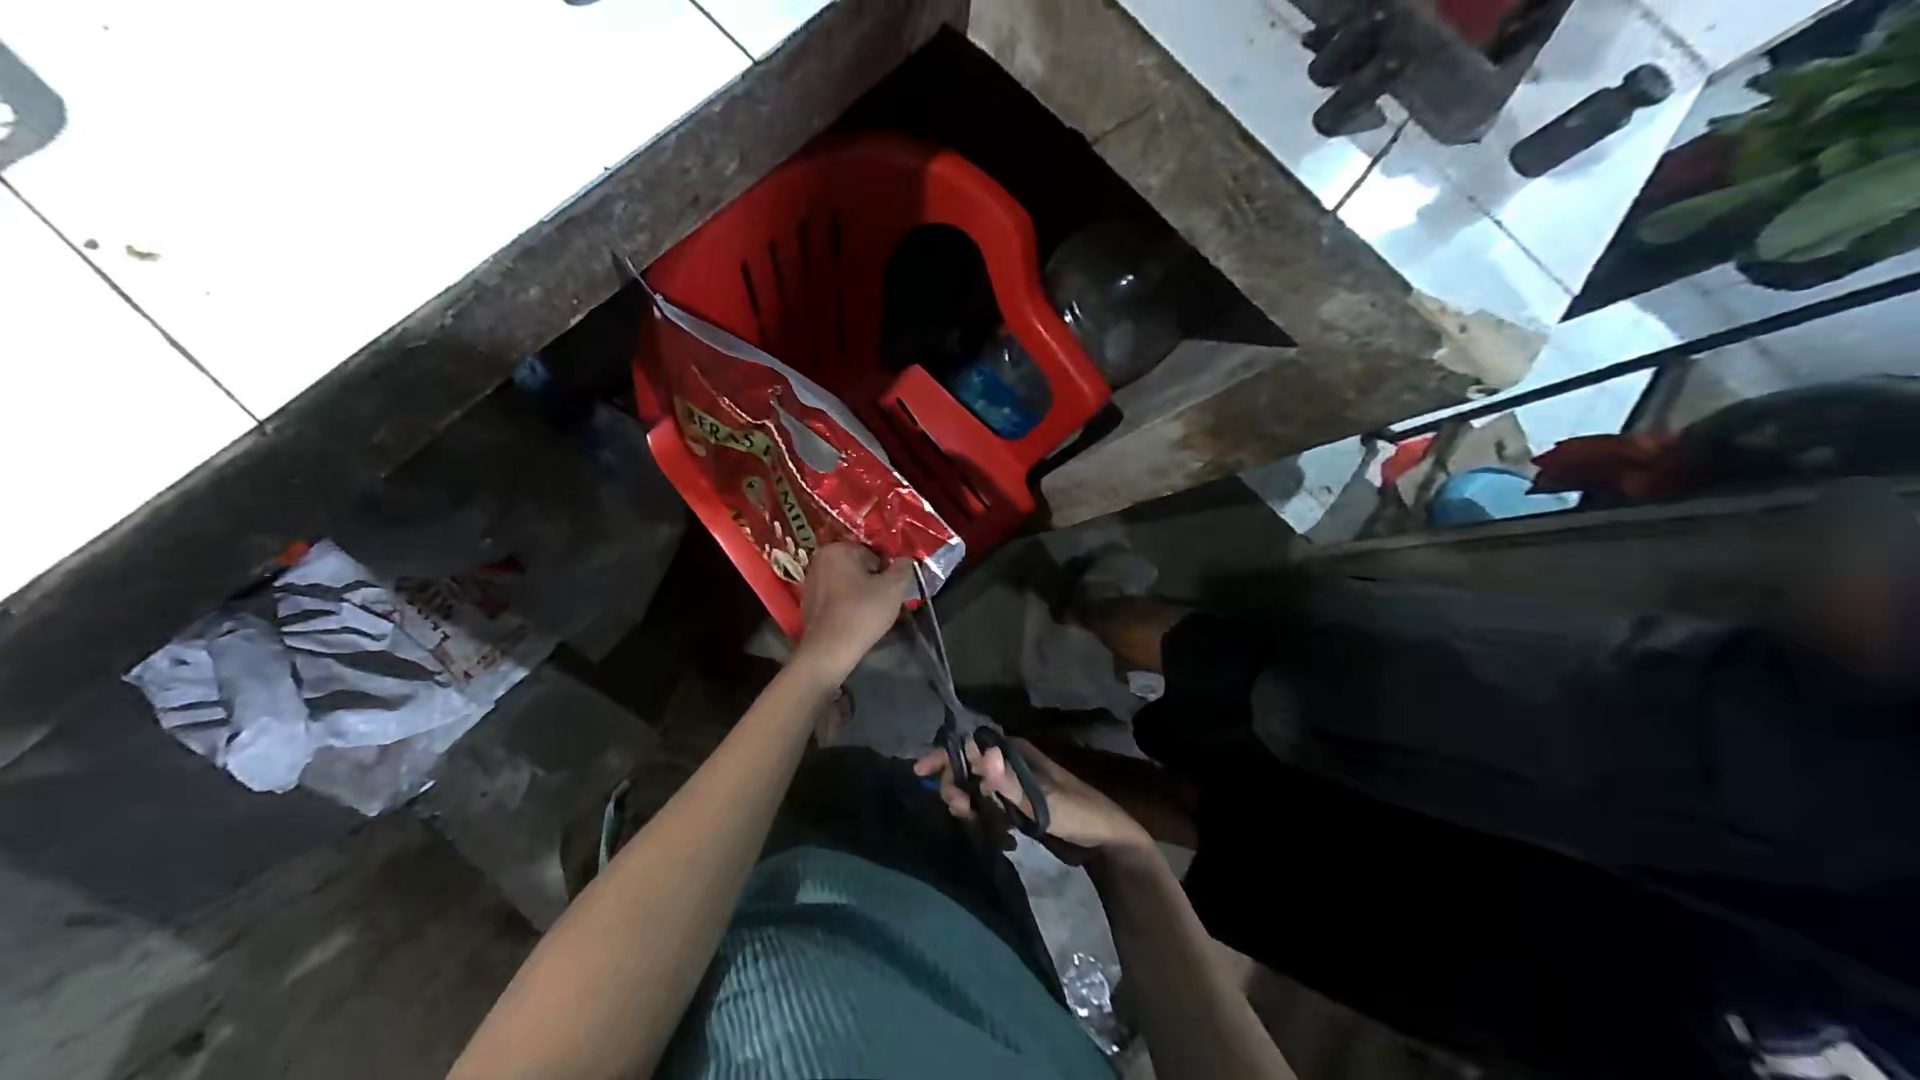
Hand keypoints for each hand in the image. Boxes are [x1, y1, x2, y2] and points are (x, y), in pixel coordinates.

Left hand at [791, 543, 913, 682]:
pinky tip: (855, 620)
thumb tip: (906, 559)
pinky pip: (836, 597)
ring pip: (847, 582)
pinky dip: (847, 604)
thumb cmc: (862, 613)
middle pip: (859, 566)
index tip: (892, 589)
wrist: (829, 651)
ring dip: (861, 593)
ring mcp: (811, 582)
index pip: (873, 552)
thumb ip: (904, 567)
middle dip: (874, 581)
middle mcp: (819, 561)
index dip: (887, 570)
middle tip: (884, 601)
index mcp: (837, 549)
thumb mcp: (894, 587)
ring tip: (871, 613)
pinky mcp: (808, 603)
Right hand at [914, 736, 1151, 858]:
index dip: (944, 755)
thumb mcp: (1043, 801)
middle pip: (968, 770)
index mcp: (1016, 753)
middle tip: (959, 812)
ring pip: (977, 792)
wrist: (1107, 841)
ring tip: (984, 830)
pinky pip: (991, 810)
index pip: (971, 746)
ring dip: (973, 810)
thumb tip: (980, 754)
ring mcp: (1014, 786)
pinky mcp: (1018, 807)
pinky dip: (989, 824)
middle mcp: (1011, 764)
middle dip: (957, 789)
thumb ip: (1008, 782)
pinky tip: (1003, 840)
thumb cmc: (1078, 813)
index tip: (920, 771)